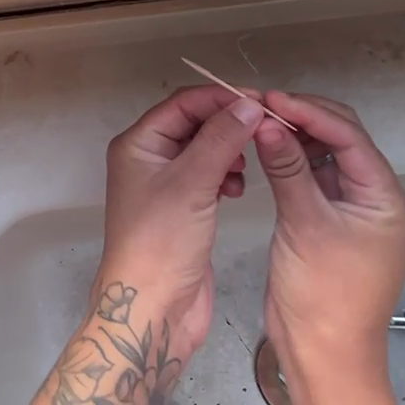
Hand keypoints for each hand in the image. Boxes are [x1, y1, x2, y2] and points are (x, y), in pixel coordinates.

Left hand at [99, 85, 268, 358]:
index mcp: (138, 143)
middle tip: (265, 128)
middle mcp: (148, 158)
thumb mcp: (192, 183)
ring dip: (227, 151)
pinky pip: (207, 176)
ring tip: (246, 164)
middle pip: (193, 124)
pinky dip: (225, 175)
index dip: (219, 97)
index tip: (259, 99)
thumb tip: (248, 104)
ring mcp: (165, 184)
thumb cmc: (162, 240)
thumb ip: (221, 140)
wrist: (154, 307)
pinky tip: (238, 188)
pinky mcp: (183, 208)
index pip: (182, 104)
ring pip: (203, 150)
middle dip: (227, 124)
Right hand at [255, 92, 404, 404]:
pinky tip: (264, 145)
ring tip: (256, 119)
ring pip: (326, 151)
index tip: (267, 97)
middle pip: (342, 137)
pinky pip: (313, 171)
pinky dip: (290, 154)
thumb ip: (285, 166)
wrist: (322, 352)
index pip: (349, 137)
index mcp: (386, 199)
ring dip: (293, 132)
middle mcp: (375, 197)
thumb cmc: (322, 292)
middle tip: (258, 104)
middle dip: (302, 116)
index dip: (308, 111)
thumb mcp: (303, 223)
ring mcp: (353, 206)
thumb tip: (262, 118)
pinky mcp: (330, 215)